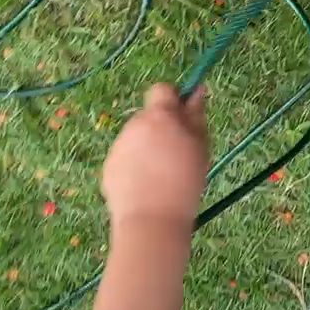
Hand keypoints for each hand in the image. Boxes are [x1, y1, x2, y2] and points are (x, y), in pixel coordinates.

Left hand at [103, 84, 208, 231]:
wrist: (151, 221)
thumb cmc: (185, 180)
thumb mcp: (201, 145)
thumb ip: (197, 115)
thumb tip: (197, 90)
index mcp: (159, 116)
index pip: (162, 89)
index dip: (173, 99)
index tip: (183, 119)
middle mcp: (134, 125)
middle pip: (149, 115)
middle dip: (162, 127)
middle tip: (177, 153)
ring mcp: (118, 146)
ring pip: (137, 137)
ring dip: (148, 146)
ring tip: (162, 174)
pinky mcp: (108, 167)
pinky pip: (126, 157)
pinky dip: (135, 165)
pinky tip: (147, 186)